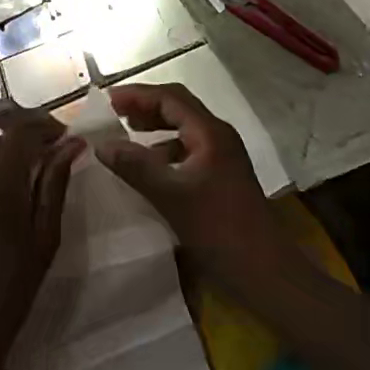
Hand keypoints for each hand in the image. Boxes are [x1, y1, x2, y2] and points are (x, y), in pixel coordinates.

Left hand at [0, 82, 83, 369]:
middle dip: (29, 120)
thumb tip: (73, 144)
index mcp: (4, 182)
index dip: (47, 127)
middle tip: (50, 132)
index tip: (66, 135)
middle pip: (2, 124)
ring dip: (1, 117)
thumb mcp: (46, 234)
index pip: (25, 132)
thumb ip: (55, 183)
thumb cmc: (15, 279)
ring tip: (21, 120)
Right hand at [93, 83, 285, 278]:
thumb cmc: (219, 229)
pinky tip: (149, 164)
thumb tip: (101, 144)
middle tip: (114, 112)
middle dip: (144, 105)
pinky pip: (187, 146)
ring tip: (126, 131)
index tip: (107, 101)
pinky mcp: (221, 174)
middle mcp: (218, 135)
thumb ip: (134, 165)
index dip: (136, 95)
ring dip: (154, 125)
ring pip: (183, 126)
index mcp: (209, 132)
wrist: (268, 274)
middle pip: (177, 106)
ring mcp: (222, 155)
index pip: (168, 98)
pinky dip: (164, 146)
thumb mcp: (170, 196)